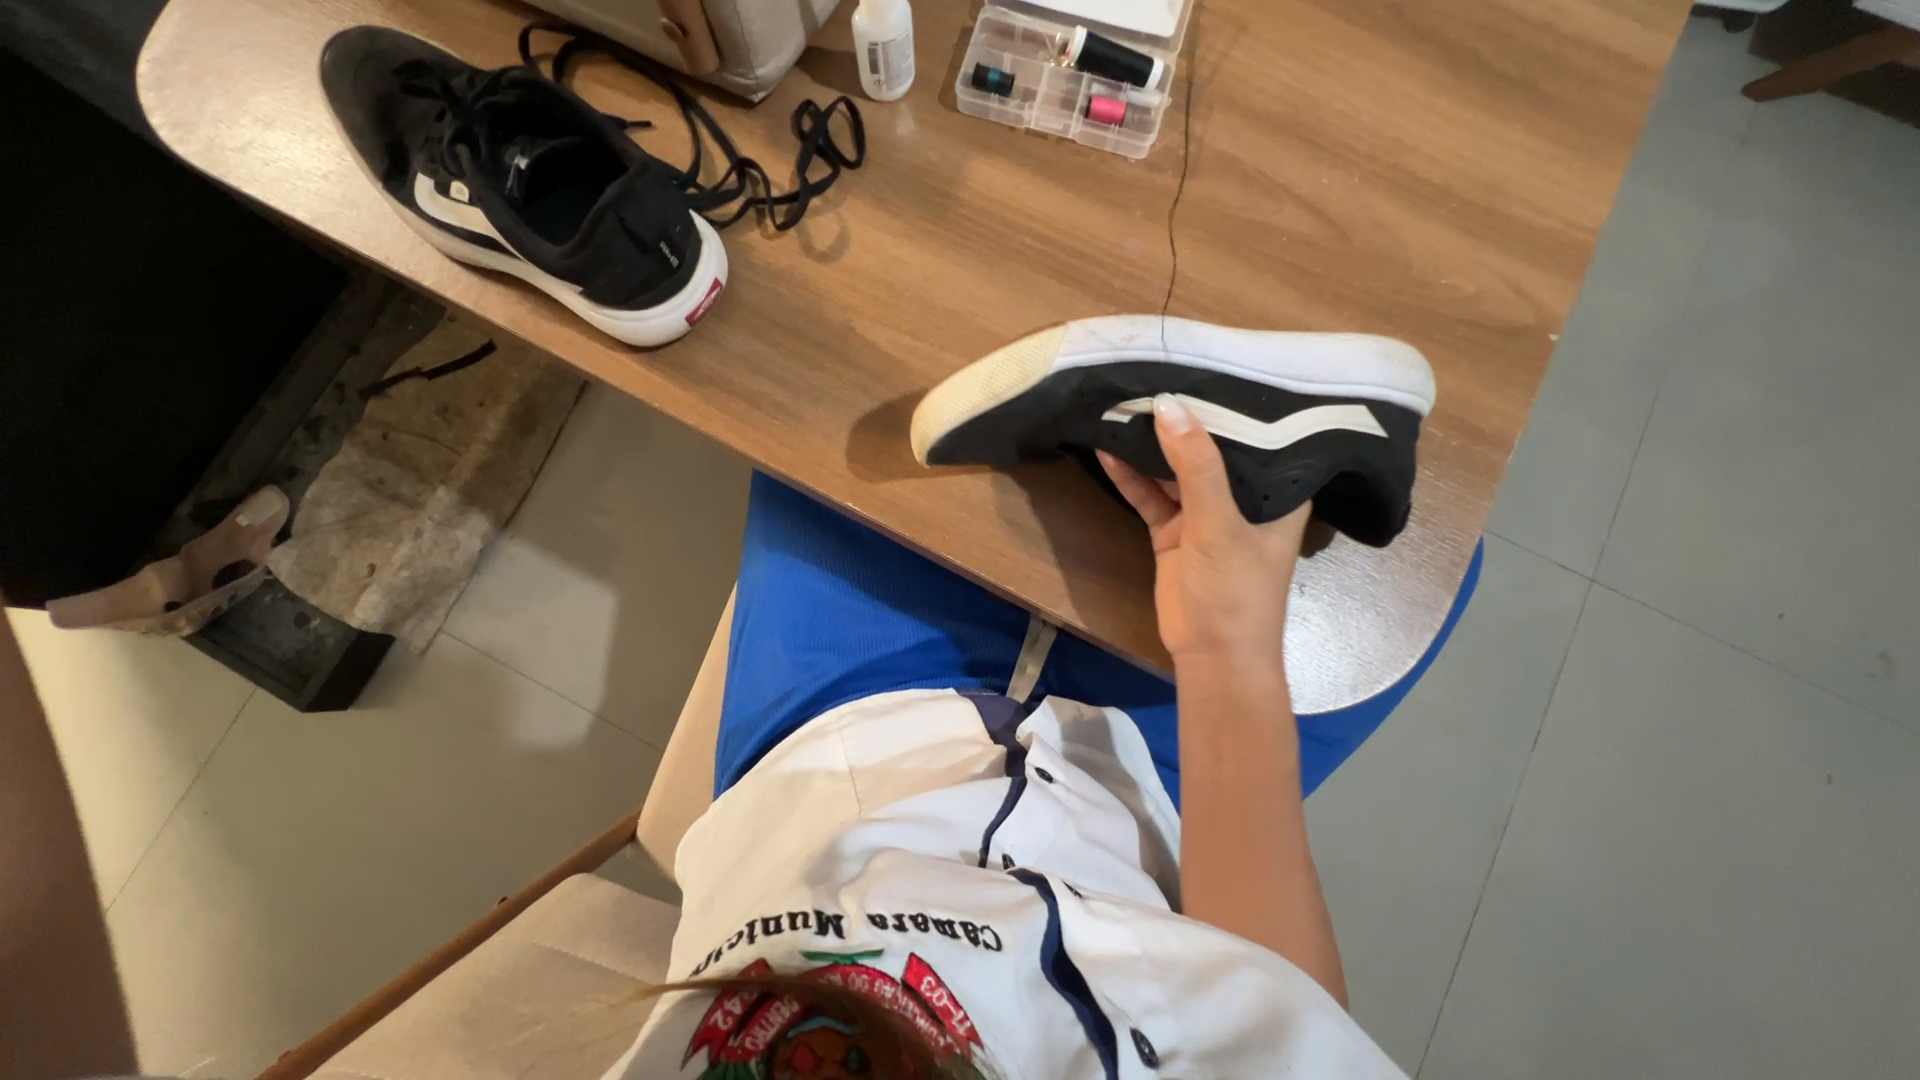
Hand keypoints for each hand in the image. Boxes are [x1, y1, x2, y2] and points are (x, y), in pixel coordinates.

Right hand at [1097, 394, 1311, 673]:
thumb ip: (1195, 466)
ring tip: (1121, 405)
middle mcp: (1243, 497)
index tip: (1202, 363)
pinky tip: (1108, 449)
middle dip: (1181, 420)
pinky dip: (1131, 477)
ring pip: (1175, 471)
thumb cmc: (1236, 591)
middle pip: (1209, 449)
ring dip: (1150, 447)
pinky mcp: (1174, 532)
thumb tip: (1167, 405)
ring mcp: (1205, 515)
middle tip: (1149, 375)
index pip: (1257, 434)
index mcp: (1276, 490)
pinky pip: (1151, 496)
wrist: (1212, 655)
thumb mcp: (1219, 524)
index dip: (1231, 402)